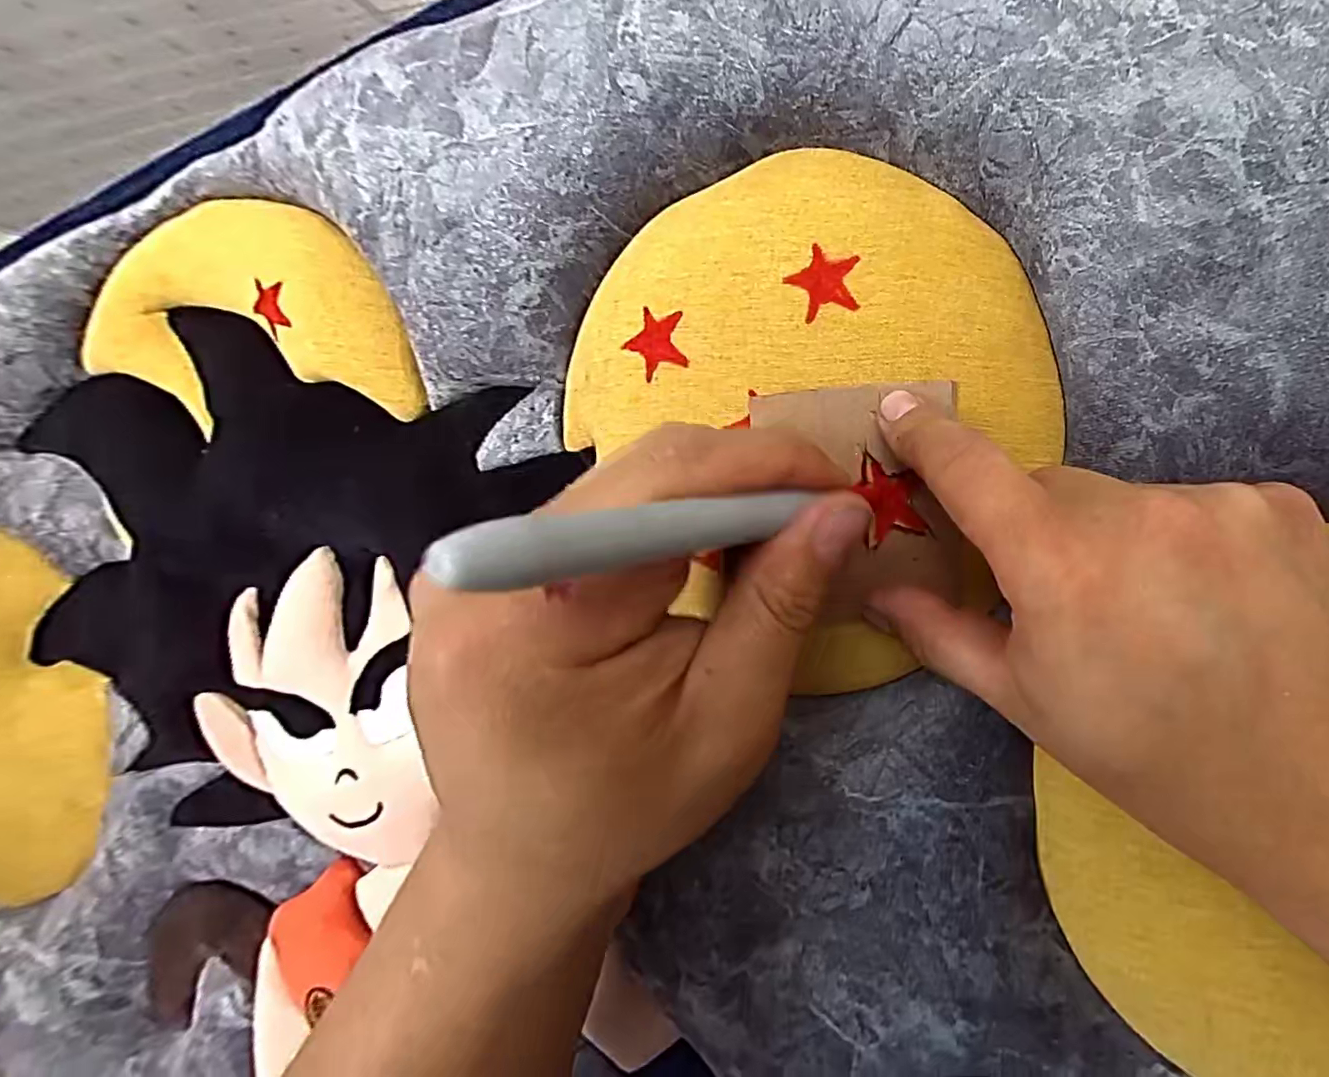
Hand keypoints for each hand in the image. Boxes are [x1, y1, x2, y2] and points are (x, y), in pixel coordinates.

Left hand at [407, 424, 871, 904]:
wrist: (522, 860)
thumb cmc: (630, 808)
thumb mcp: (730, 716)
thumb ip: (782, 604)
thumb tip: (843, 511)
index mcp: (540, 608)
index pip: (670, 485)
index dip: (767, 467)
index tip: (842, 491)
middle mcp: (490, 558)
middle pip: (648, 467)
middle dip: (752, 477)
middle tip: (822, 514)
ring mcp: (485, 553)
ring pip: (634, 478)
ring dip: (721, 493)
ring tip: (779, 533)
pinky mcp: (500, 560)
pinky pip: (612, 507)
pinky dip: (682, 514)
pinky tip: (718, 547)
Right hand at [865, 391, 1328, 887]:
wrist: (1321, 783)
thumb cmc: (1150, 757)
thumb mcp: (1030, 703)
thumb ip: (944, 634)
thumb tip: (882, 591)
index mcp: (1061, 569)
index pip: (974, 472)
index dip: (930, 437)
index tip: (901, 411)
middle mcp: (1138, 514)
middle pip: (1052, 488)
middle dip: (1038, 528)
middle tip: (1068, 596)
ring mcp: (1217, 500)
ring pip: (1125, 498)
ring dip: (1115, 536)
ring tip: (1155, 609)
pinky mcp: (1276, 500)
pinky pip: (1194, 502)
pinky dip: (1183, 537)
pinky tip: (1213, 598)